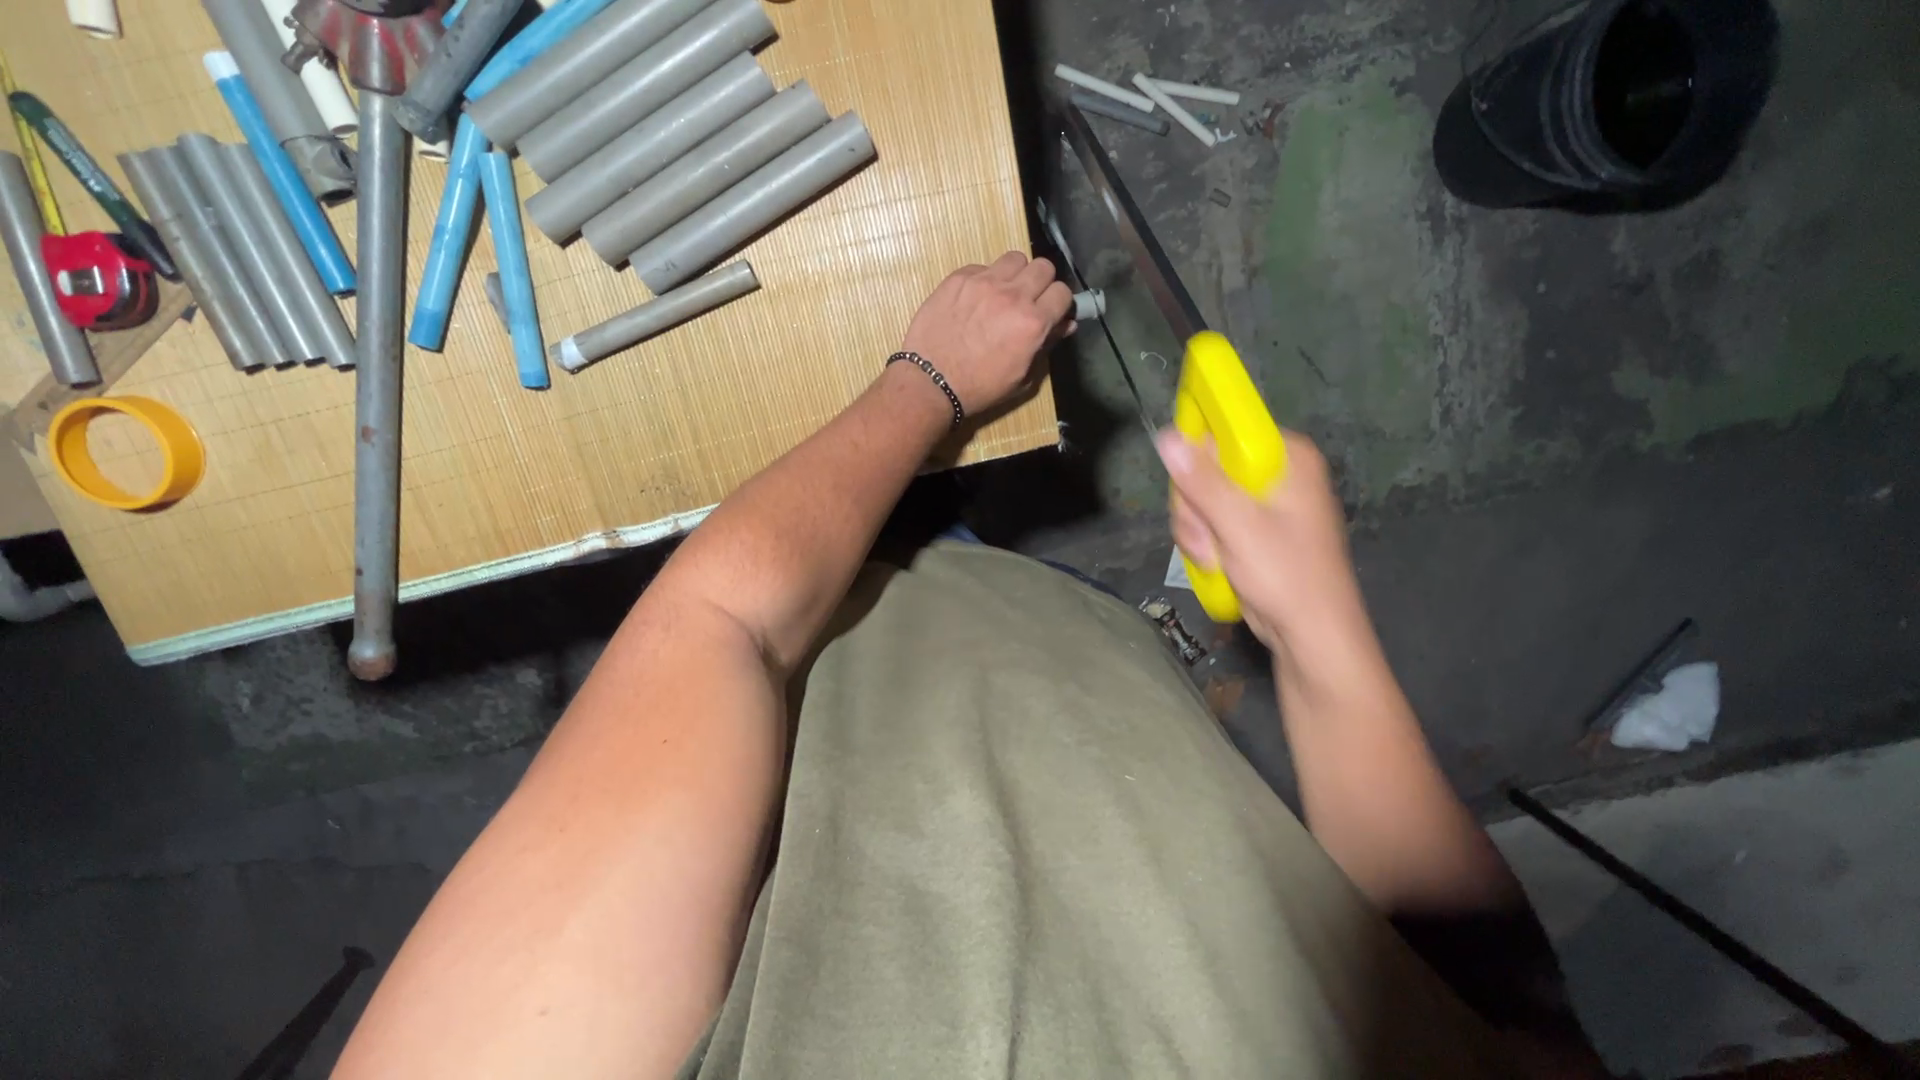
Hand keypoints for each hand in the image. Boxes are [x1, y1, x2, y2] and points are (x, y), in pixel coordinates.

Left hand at [900, 253, 1074, 414]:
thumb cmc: (980, 387)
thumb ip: (1046, 345)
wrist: (931, 383)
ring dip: (1015, 274)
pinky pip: (982, 266)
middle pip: (1043, 267)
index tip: (1050, 312)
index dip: (1059, 303)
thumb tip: (1064, 325)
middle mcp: (1012, 295)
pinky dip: (985, 279)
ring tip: (1003, 293)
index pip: (1063, 293)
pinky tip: (975, 300)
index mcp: (1032, 322)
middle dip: (1041, 284)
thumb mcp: (1022, 376)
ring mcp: (983, 282)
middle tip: (1028, 300)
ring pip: (1014, 259)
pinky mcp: (959, 278)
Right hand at [1156, 428, 1368, 658]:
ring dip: (1197, 532)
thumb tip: (1167, 435)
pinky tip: (1214, 564)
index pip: (1226, 432)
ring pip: (1203, 498)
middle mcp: (1278, 472)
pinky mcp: (1253, 529)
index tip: (1190, 491)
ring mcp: (1265, 503)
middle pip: (1207, 468)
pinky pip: (1211, 521)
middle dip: (1196, 509)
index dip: (1200, 459)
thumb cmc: (1285, 576)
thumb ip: (1202, 481)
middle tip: (1206, 540)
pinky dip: (1205, 543)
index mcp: (1288, 457)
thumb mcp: (1239, 526)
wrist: (1311, 635)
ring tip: (1212, 559)